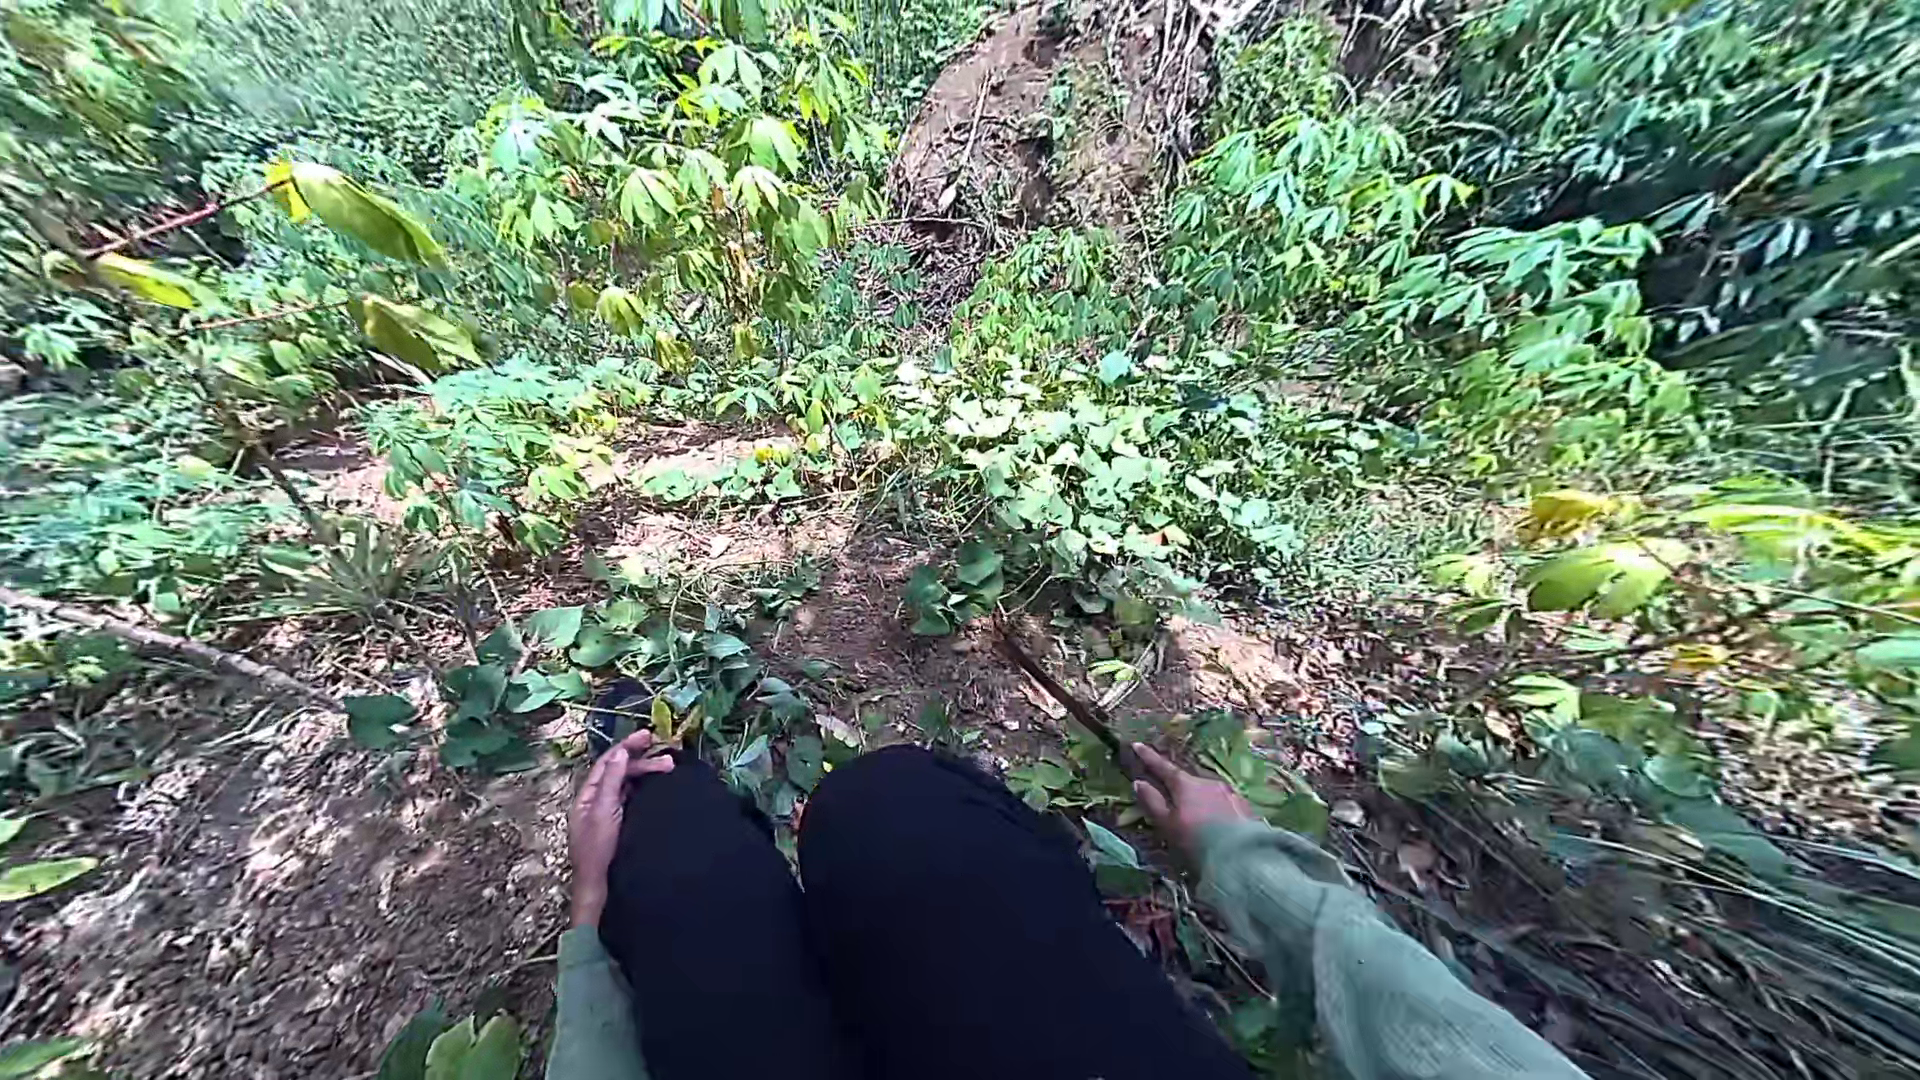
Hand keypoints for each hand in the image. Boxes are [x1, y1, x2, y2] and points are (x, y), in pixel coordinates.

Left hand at [568, 730, 674, 927]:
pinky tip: (662, 784)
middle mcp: (597, 801)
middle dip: (644, 761)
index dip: (627, 746)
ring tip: (670, 770)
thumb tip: (621, 753)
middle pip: (621, 771)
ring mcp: (610, 812)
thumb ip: (611, 781)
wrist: (602, 888)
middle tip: (668, 760)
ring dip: (649, 773)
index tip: (648, 735)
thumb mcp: (603, 812)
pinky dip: (649, 786)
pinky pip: (636, 795)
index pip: (607, 763)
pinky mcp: (623, 821)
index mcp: (587, 797)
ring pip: (630, 782)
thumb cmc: (598, 851)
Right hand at [1131, 742, 1253, 855]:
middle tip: (1169, 792)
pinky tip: (1216, 822)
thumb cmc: (1196, 841)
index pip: (1163, 767)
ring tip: (1196, 814)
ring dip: (1198, 798)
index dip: (1149, 757)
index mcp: (1185, 784)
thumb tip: (1139, 782)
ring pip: (1206, 791)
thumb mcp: (1167, 824)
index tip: (1137, 745)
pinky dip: (1215, 808)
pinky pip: (1223, 802)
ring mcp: (1228, 793)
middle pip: (1186, 779)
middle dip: (1177, 784)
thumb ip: (1152, 801)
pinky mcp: (1244, 807)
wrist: (1243, 860)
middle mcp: (1207, 782)